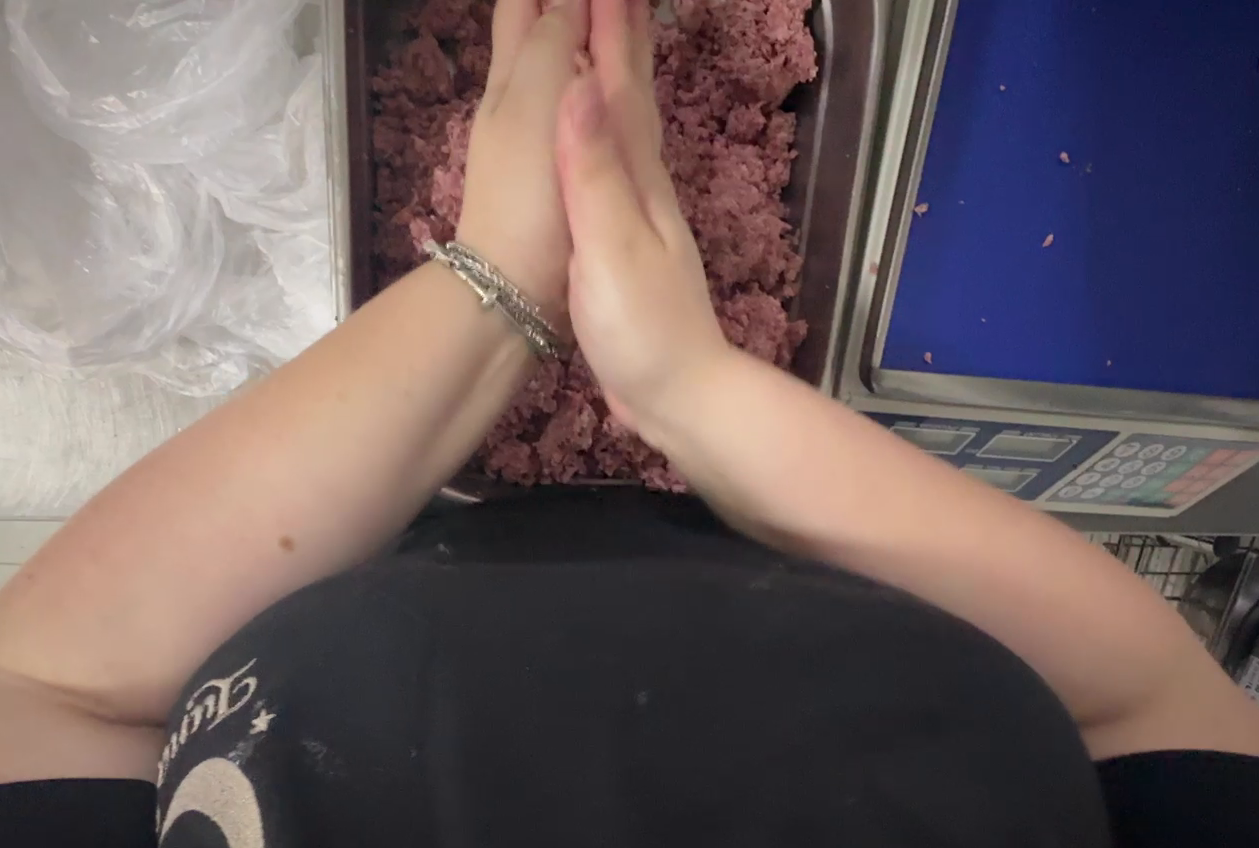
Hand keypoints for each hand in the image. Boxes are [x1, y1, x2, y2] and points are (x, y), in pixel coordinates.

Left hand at [456, 0, 590, 322]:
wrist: (515, 289)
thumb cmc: (523, 197)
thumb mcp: (532, 107)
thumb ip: (551, 44)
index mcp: (511, 78)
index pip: (526, 6)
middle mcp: (521, 104)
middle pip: (543, 34)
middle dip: (575, 10)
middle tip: (621, 7)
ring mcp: (541, 146)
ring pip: (565, 76)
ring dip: (591, 46)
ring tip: (627, 26)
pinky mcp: (563, 182)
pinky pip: (583, 121)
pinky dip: (599, 96)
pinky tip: (618, 99)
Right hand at [556, 0, 735, 424]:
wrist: (677, 396)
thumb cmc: (643, 328)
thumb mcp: (614, 247)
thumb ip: (595, 173)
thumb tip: (581, 85)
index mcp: (639, 184)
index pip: (622, 90)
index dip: (610, 32)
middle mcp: (644, 195)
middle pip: (631, 107)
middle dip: (618, 47)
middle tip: (605, 0)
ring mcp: (637, 229)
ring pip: (622, 145)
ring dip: (610, 97)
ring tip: (595, 61)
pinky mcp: (624, 261)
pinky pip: (608, 187)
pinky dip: (598, 156)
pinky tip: (592, 161)